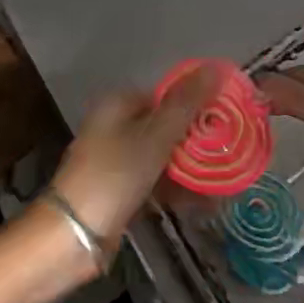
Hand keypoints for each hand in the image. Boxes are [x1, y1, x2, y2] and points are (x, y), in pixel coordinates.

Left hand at [50, 68, 217, 250]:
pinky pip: (157, 182)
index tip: (226, 120)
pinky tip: (206, 201)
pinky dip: (178, 189)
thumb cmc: (115, 175)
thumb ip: (187, 102)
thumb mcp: (156, 135)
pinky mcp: (120, 191)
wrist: (73, 236)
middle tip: (230, 152)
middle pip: (166, 126)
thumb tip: (217, 66)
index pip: (166, 95)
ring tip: (226, 179)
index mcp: (119, 104)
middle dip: (198, 140)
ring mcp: (117, 160)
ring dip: (192, 167)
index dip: (197, 105)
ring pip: (163, 156)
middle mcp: (116, 127)